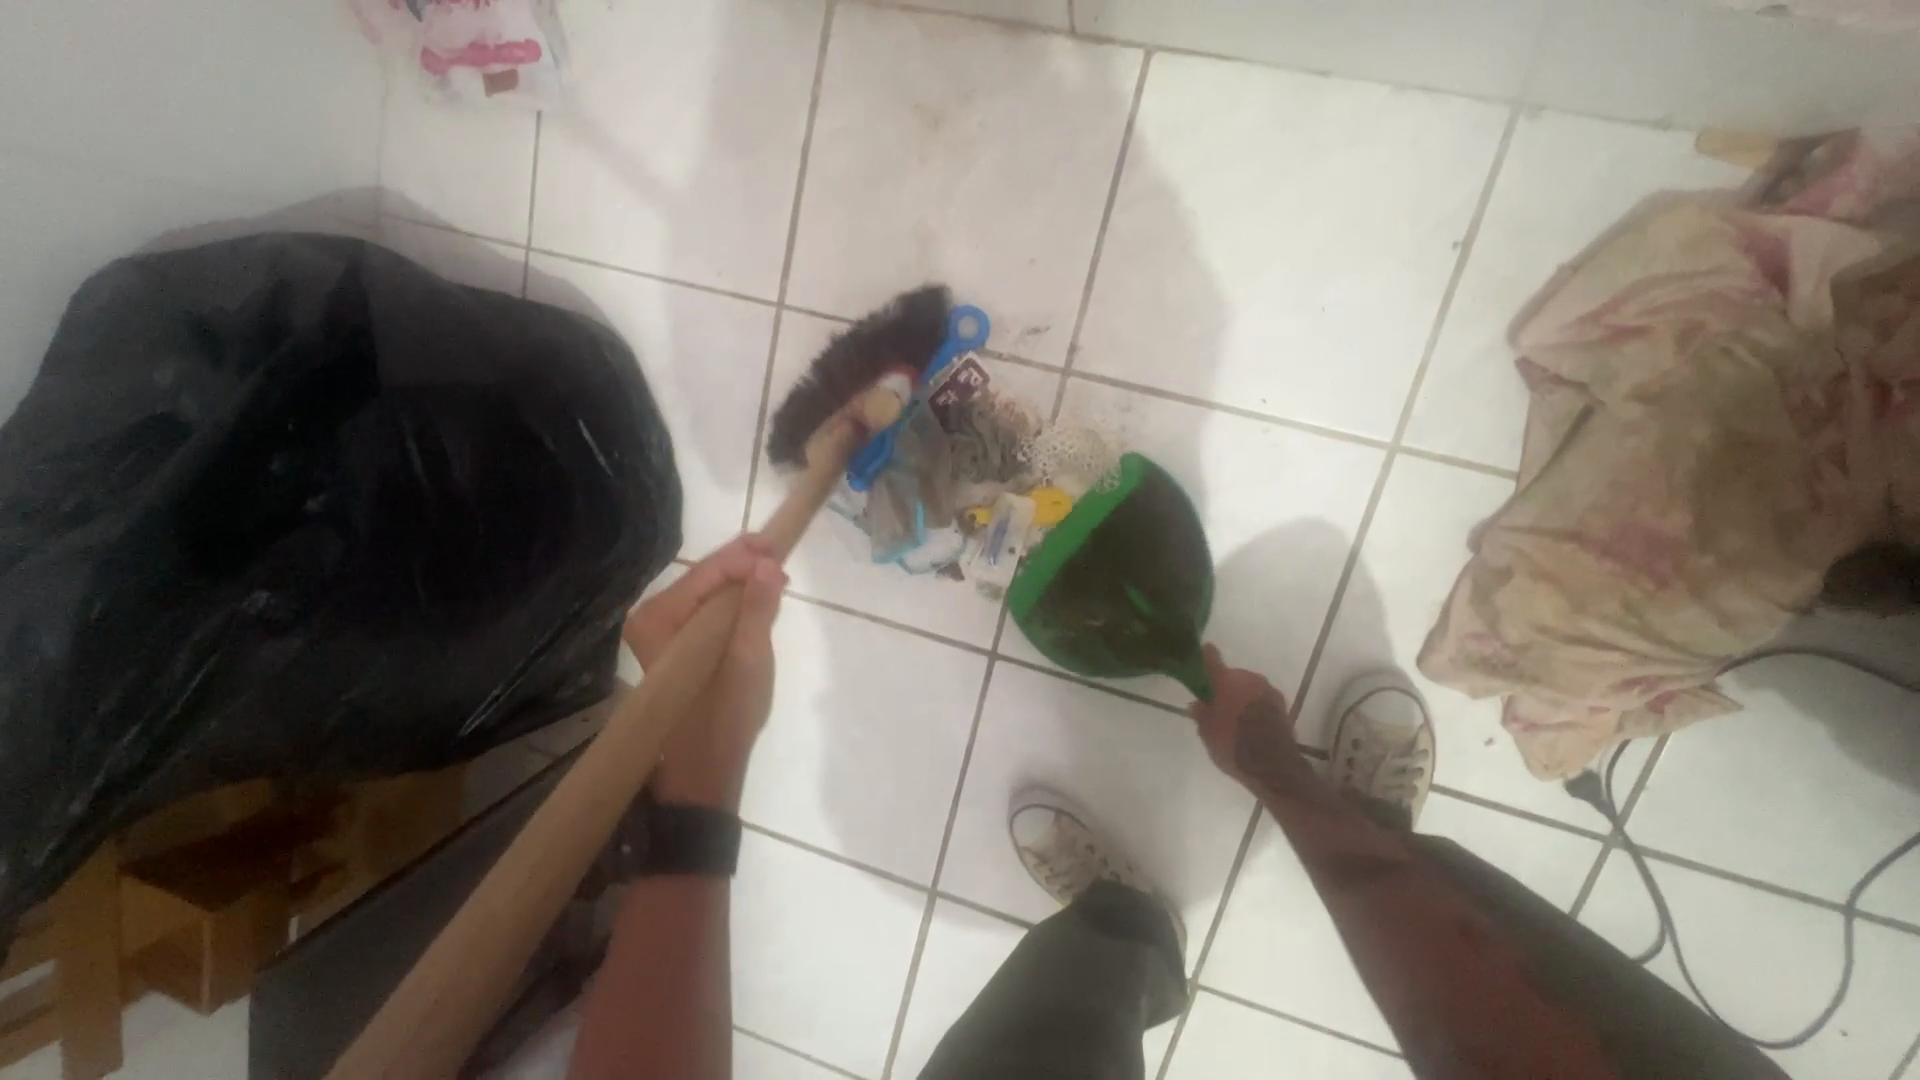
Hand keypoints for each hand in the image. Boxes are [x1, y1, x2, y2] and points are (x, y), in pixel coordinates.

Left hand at [624, 535, 786, 807]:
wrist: (705, 770)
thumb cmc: (724, 717)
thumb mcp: (748, 660)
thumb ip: (756, 610)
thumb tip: (768, 563)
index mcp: (660, 617)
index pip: (709, 570)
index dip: (747, 555)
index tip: (782, 544)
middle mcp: (652, 616)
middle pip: (707, 576)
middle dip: (747, 566)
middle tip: (784, 557)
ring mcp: (661, 630)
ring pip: (709, 591)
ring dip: (744, 583)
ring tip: (777, 577)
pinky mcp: (675, 644)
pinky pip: (707, 610)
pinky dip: (735, 603)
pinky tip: (758, 601)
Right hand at [1187, 645, 1309, 796]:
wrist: (1273, 766)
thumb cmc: (1233, 745)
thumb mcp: (1208, 733)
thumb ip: (1201, 715)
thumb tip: (1197, 704)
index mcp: (1227, 681)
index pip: (1213, 661)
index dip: (1208, 655)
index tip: (1205, 648)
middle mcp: (1250, 680)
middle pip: (1234, 676)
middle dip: (1226, 685)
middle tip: (1216, 702)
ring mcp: (1270, 693)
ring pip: (1250, 688)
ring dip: (1242, 696)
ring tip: (1234, 716)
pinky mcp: (1283, 707)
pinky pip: (1262, 701)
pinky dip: (1255, 707)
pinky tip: (1250, 723)